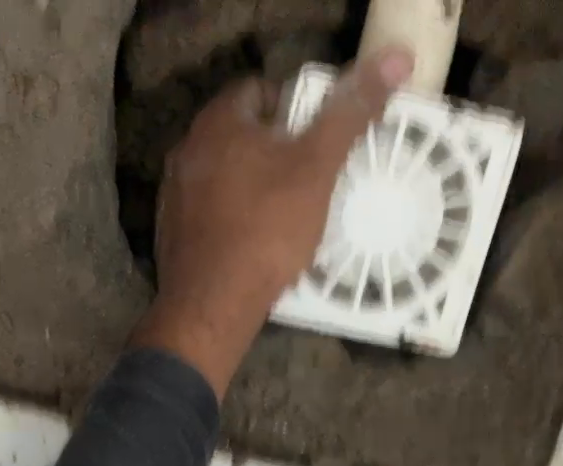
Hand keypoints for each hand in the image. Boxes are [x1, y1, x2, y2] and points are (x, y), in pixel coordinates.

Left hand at [131, 50, 413, 397]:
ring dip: (255, 187)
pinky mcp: (172, 236)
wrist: (211, 307)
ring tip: (288, 213)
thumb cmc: (266, 231)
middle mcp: (186, 153)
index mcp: (217, 124)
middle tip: (310, 176)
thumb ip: (348, 114)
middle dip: (276, 150)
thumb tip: (391, 61)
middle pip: (241, 136)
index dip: (296, 107)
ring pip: (225, 178)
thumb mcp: (317, 169)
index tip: (319, 136)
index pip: (260, 90)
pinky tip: (257, 244)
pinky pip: (211, 215)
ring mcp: (174, 197)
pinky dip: (235, 220)